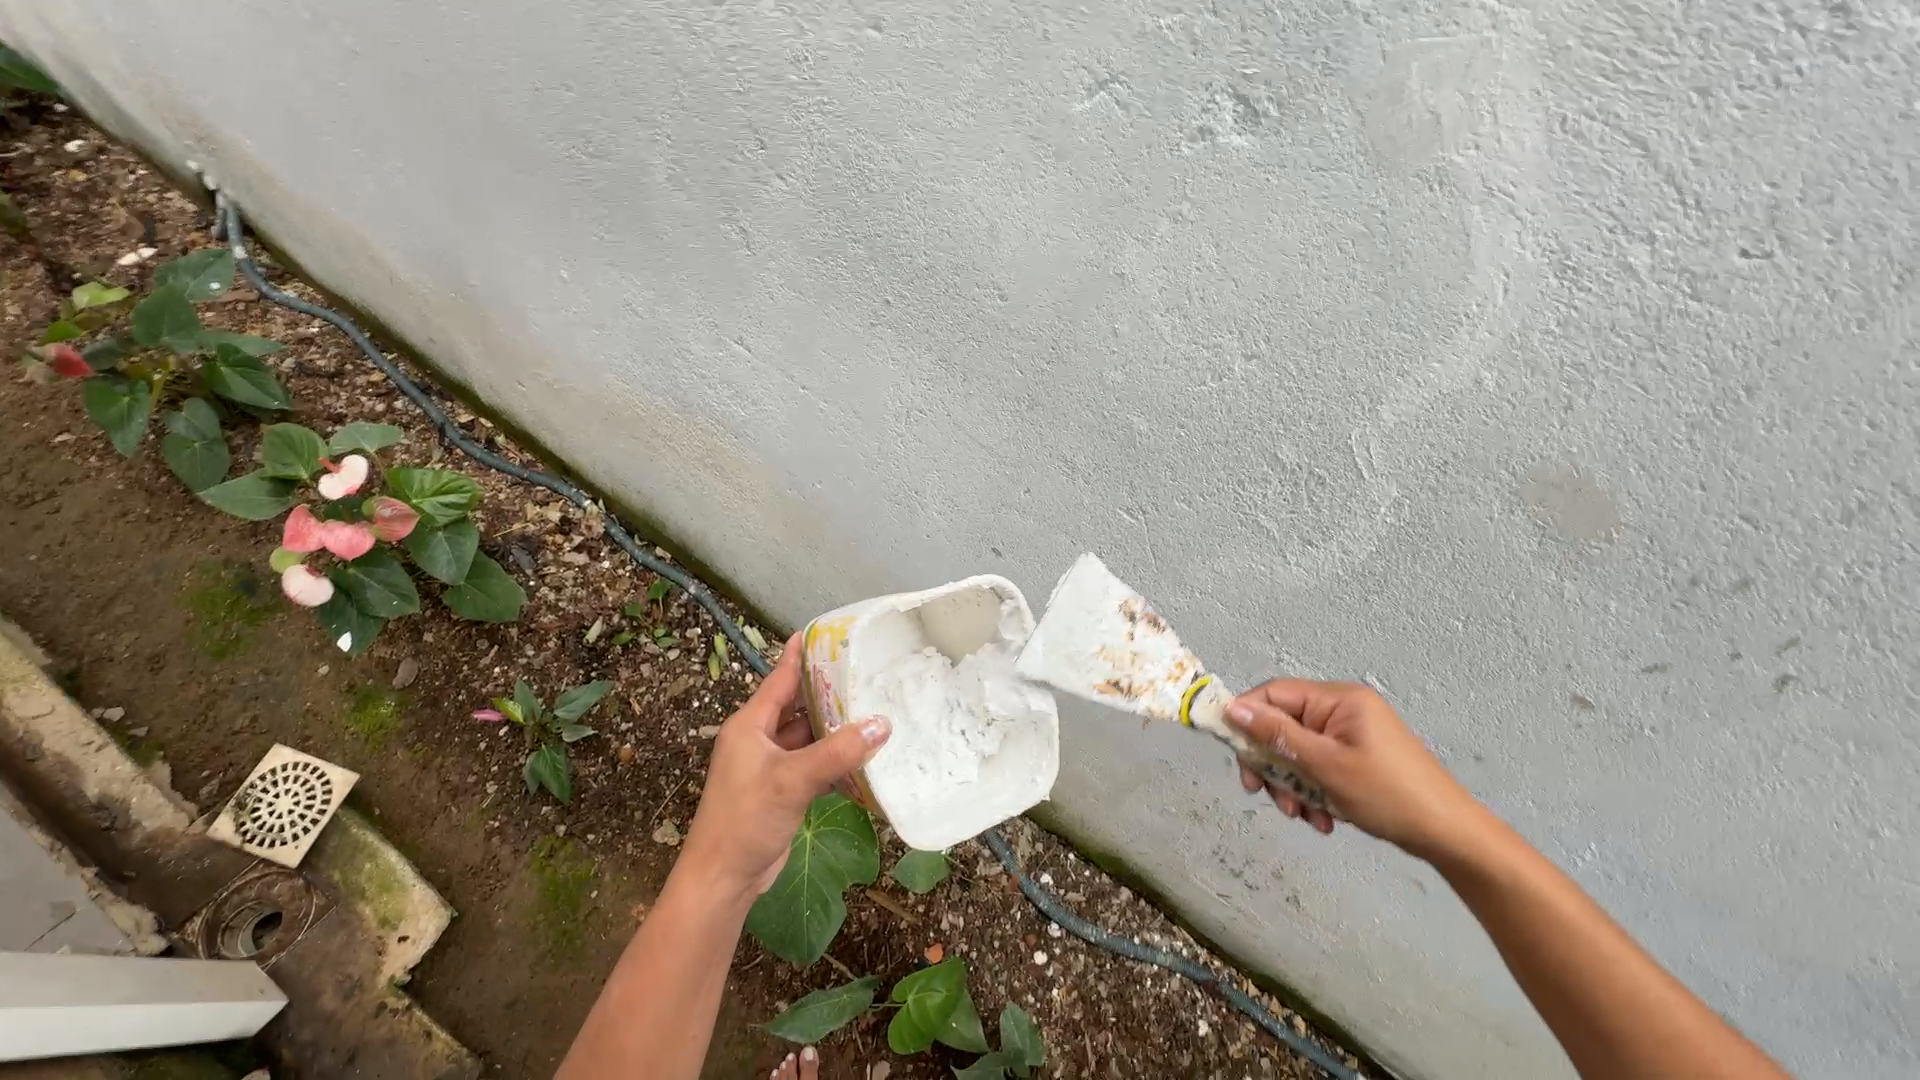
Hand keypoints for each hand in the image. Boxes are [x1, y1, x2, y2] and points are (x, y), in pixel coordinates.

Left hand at [680, 634, 890, 899]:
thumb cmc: (746, 819)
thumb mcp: (793, 780)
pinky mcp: (780, 791)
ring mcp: (769, 767)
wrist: (722, 879)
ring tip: (873, 710)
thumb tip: (882, 724)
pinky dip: (834, 760)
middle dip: (829, 692)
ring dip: (834, 729)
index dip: (800, 654)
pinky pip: (812, 764)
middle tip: (866, 672)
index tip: (824, 631)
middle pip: (797, 706)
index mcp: (750, 725)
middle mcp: (757, 740)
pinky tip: (863, 759)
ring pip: (807, 737)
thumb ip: (839, 752)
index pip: (779, 678)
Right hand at [1226, 679, 1486, 860]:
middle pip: (1282, 726)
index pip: (1274, 694)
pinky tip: (1322, 819)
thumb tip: (1233, 708)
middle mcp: (1342, 710)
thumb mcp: (1326, 765)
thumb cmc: (1388, 795)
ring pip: (1296, 752)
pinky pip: (1317, 767)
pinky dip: (1312, 792)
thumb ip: (1277, 735)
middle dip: (1271, 763)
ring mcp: (1350, 735)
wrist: (1449, 835)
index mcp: (1338, 700)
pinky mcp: (1356, 758)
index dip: (1247, 718)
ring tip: (1303, 815)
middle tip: (1262, 793)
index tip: (1233, 752)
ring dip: (1291, 785)